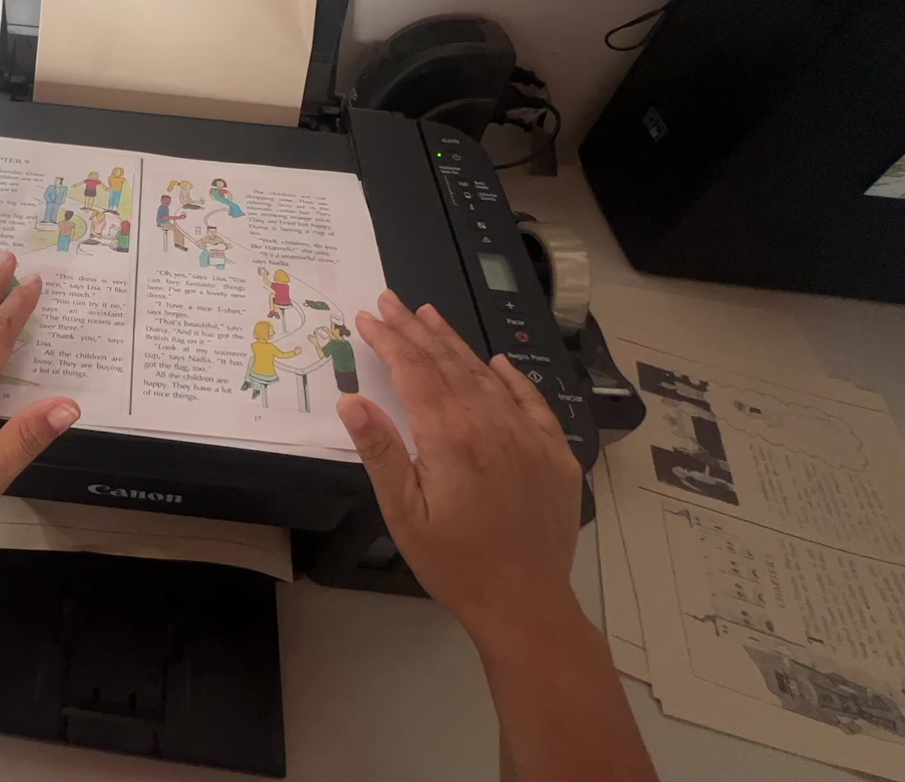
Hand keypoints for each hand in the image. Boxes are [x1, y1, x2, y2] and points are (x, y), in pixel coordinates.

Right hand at [336, 292, 582, 649]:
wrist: (526, 605)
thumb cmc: (453, 560)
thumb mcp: (403, 512)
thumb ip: (380, 451)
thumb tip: (351, 400)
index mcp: (450, 435)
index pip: (414, 371)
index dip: (389, 340)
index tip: (367, 316)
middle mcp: (491, 424)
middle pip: (447, 363)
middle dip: (415, 329)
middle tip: (391, 299)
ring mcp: (528, 435)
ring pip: (485, 374)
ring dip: (454, 342)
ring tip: (429, 314)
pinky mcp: (554, 452)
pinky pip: (532, 401)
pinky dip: (512, 377)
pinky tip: (498, 361)